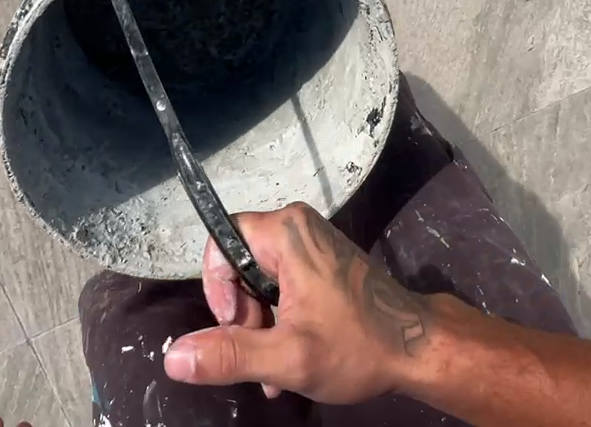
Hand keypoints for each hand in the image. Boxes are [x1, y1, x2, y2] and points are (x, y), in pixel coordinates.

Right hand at [163, 202, 432, 403]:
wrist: (416, 345)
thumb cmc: (355, 344)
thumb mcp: (286, 357)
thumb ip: (229, 354)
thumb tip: (174, 357)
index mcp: (286, 231)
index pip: (222, 242)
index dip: (219, 288)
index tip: (239, 325)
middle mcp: (297, 224)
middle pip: (240, 262)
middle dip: (243, 313)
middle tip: (263, 348)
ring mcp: (312, 241)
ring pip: (260, 277)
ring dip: (260, 323)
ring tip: (277, 367)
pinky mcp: (322, 259)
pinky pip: (281, 281)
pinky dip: (279, 316)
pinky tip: (289, 355)